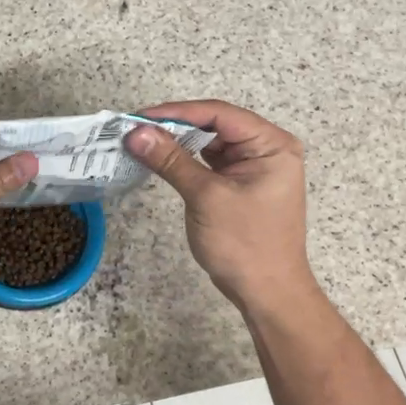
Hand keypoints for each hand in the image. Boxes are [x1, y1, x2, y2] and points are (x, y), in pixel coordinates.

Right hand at [124, 100, 315, 312]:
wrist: (266, 292)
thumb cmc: (244, 244)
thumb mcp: (205, 196)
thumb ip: (171, 160)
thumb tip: (135, 132)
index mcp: (271, 145)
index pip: (219, 114)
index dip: (178, 112)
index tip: (139, 117)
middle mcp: (266, 149)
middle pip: (214, 125)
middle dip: (174, 126)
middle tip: (134, 129)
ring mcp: (253, 167)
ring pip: (209, 143)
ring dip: (176, 142)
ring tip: (140, 141)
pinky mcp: (239, 183)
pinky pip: (208, 161)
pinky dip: (184, 159)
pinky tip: (159, 158)